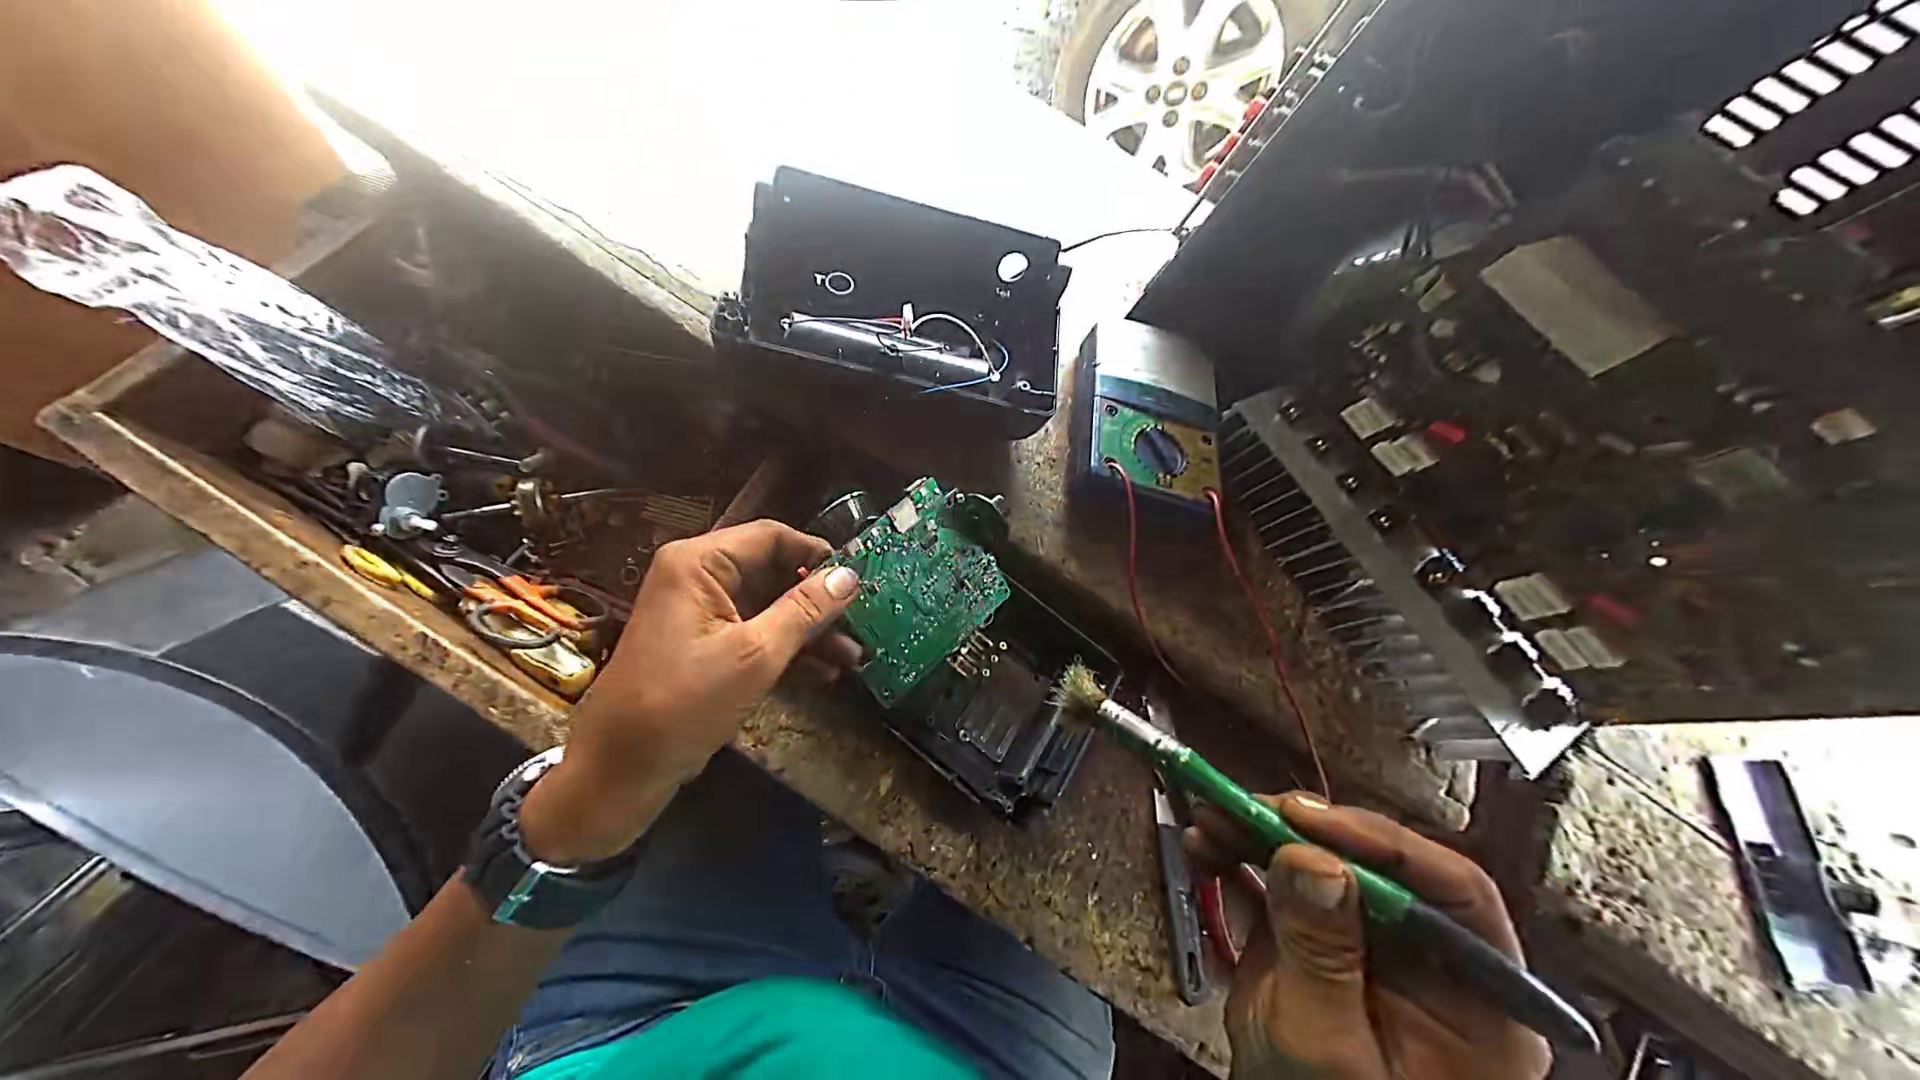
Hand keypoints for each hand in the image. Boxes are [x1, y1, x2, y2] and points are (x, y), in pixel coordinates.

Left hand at [521, 521, 861, 861]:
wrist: (620, 771)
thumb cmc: (682, 704)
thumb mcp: (754, 655)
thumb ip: (806, 611)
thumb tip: (850, 576)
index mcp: (699, 564)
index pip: (772, 537)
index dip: (818, 553)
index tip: (859, 577)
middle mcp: (699, 578)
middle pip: (774, 572)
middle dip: (819, 599)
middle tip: (862, 620)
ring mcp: (702, 614)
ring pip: (770, 607)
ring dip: (809, 630)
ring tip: (852, 655)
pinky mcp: (707, 646)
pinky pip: (756, 633)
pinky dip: (788, 649)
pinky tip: (825, 672)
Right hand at [1185, 793, 1550, 1079]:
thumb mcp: (1325, 1046)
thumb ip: (1320, 954)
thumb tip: (1309, 856)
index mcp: (1473, 996)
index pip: (1452, 891)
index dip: (1382, 842)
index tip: (1305, 818)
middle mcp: (1424, 959)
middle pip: (1374, 866)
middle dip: (1300, 831)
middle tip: (1242, 808)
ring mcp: (1361, 946)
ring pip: (1319, 866)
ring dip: (1257, 836)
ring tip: (1206, 821)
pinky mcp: (1310, 941)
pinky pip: (1279, 887)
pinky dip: (1239, 861)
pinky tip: (1204, 848)